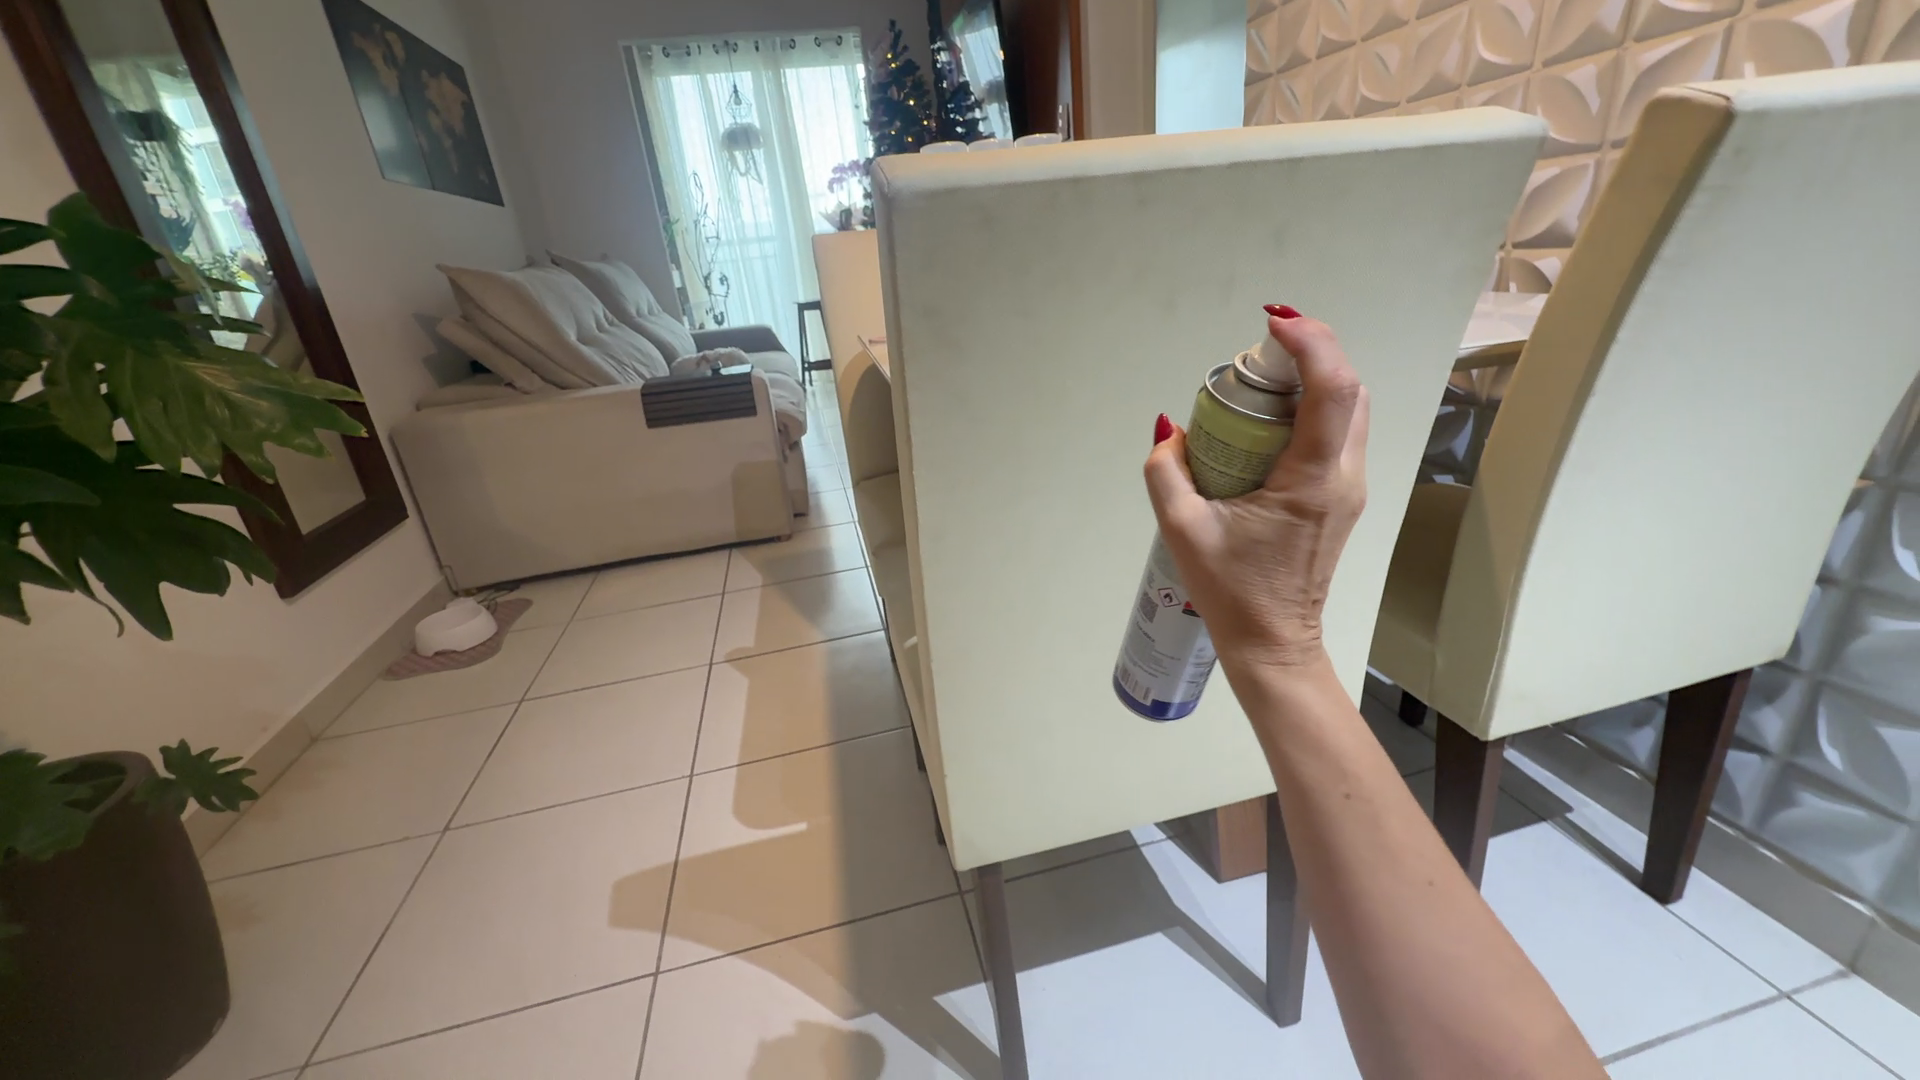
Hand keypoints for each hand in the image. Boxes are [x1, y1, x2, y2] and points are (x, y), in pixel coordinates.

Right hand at [1144, 312, 1369, 668]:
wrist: (1273, 642)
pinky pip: (1337, 435)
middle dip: (1312, 354)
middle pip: (1350, 390)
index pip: (1332, 390)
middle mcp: (1343, 476)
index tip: (1272, 323)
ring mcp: (1348, 488)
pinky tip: (1269, 420)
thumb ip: (1166, 472)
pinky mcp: (1341, 498)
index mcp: (1311, 480)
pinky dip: (1311, 409)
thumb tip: (1171, 430)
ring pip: (1350, 411)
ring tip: (1262, 379)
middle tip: (1259, 350)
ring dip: (1315, 380)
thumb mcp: (1182, 530)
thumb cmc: (1230, 591)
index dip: (1311, 343)